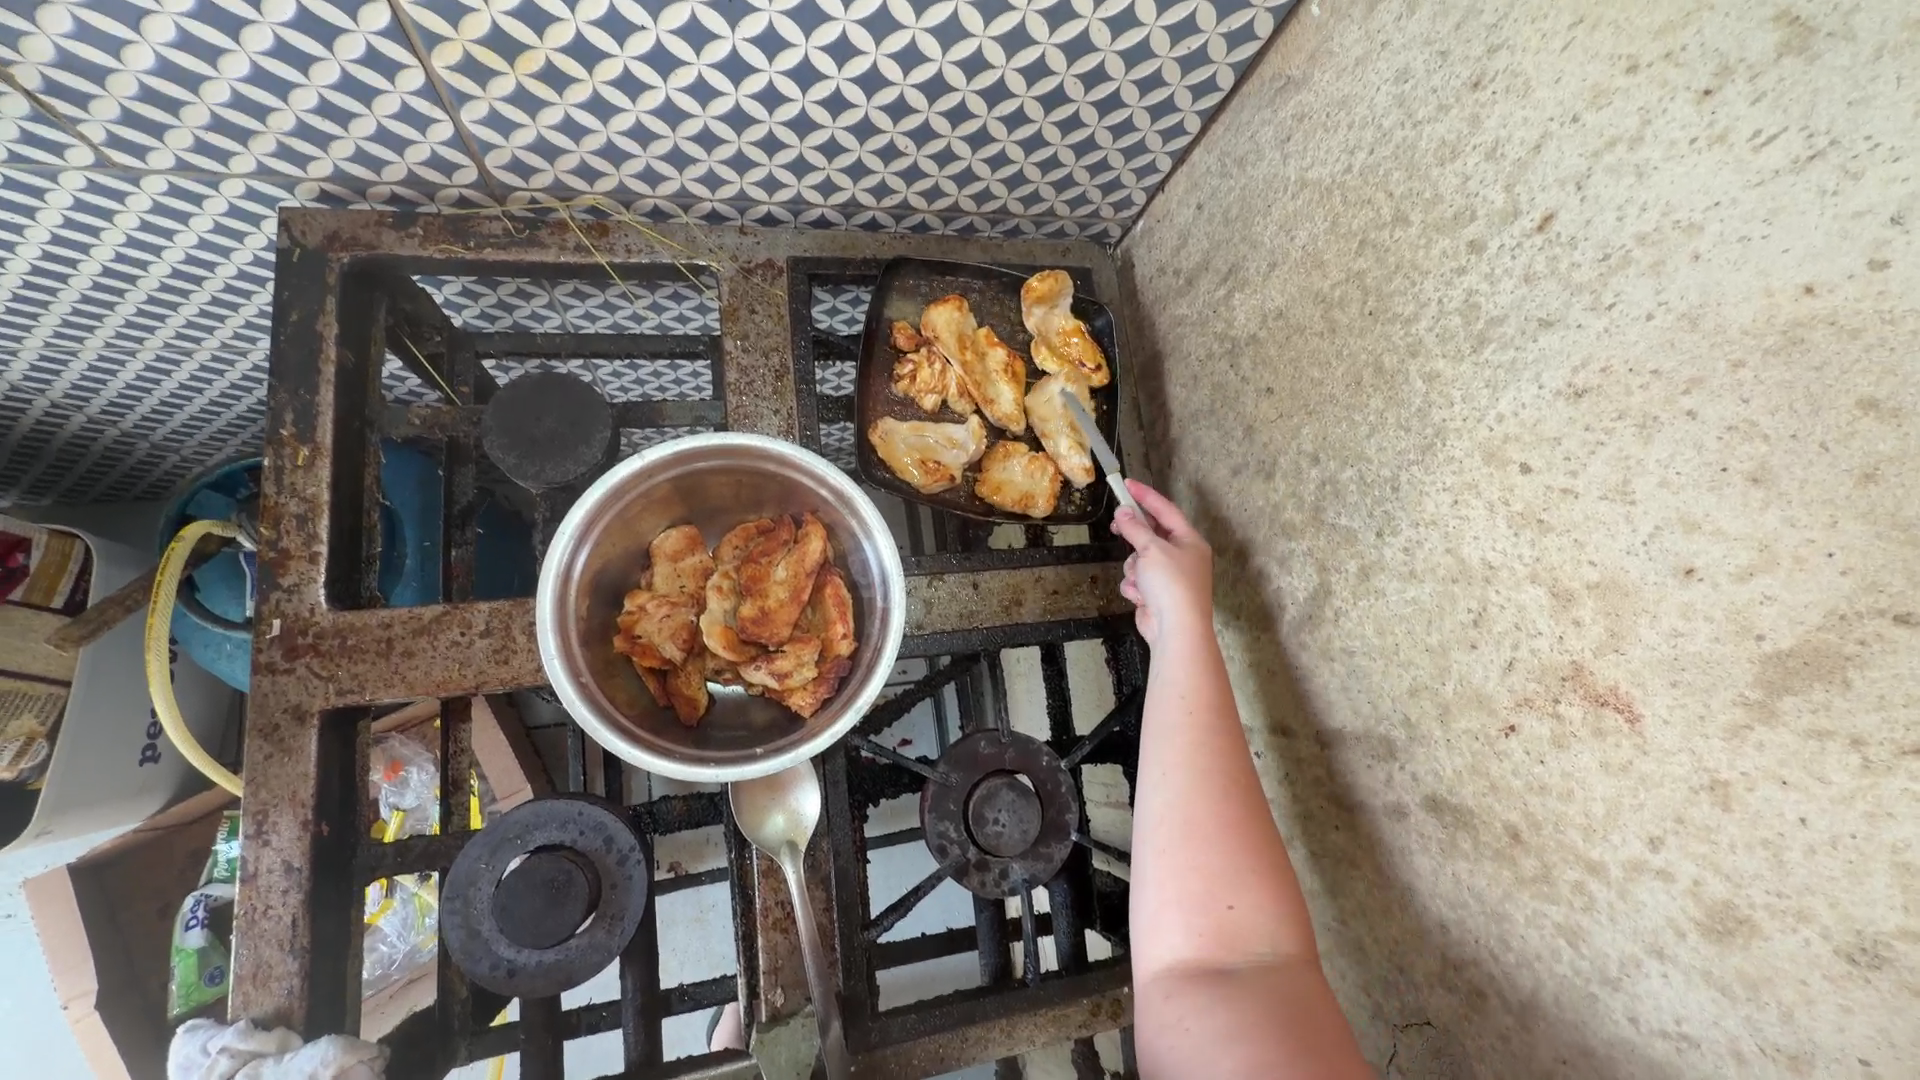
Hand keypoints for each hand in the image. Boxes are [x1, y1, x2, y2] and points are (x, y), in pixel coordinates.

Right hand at [1108, 479, 1212, 646]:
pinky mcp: (1156, 595)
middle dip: (1135, 536)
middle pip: (1151, 536)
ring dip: (1134, 568)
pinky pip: (1137, 581)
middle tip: (1116, 526)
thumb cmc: (1171, 584)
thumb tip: (1124, 511)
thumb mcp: (1152, 549)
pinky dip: (1135, 587)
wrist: (1176, 629)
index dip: (1145, 496)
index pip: (1165, 510)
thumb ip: (1136, 528)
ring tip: (1139, 579)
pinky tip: (1141, 597)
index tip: (1126, 483)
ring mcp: (1169, 577)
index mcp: (1189, 541)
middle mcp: (1182, 556)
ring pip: (1139, 560)